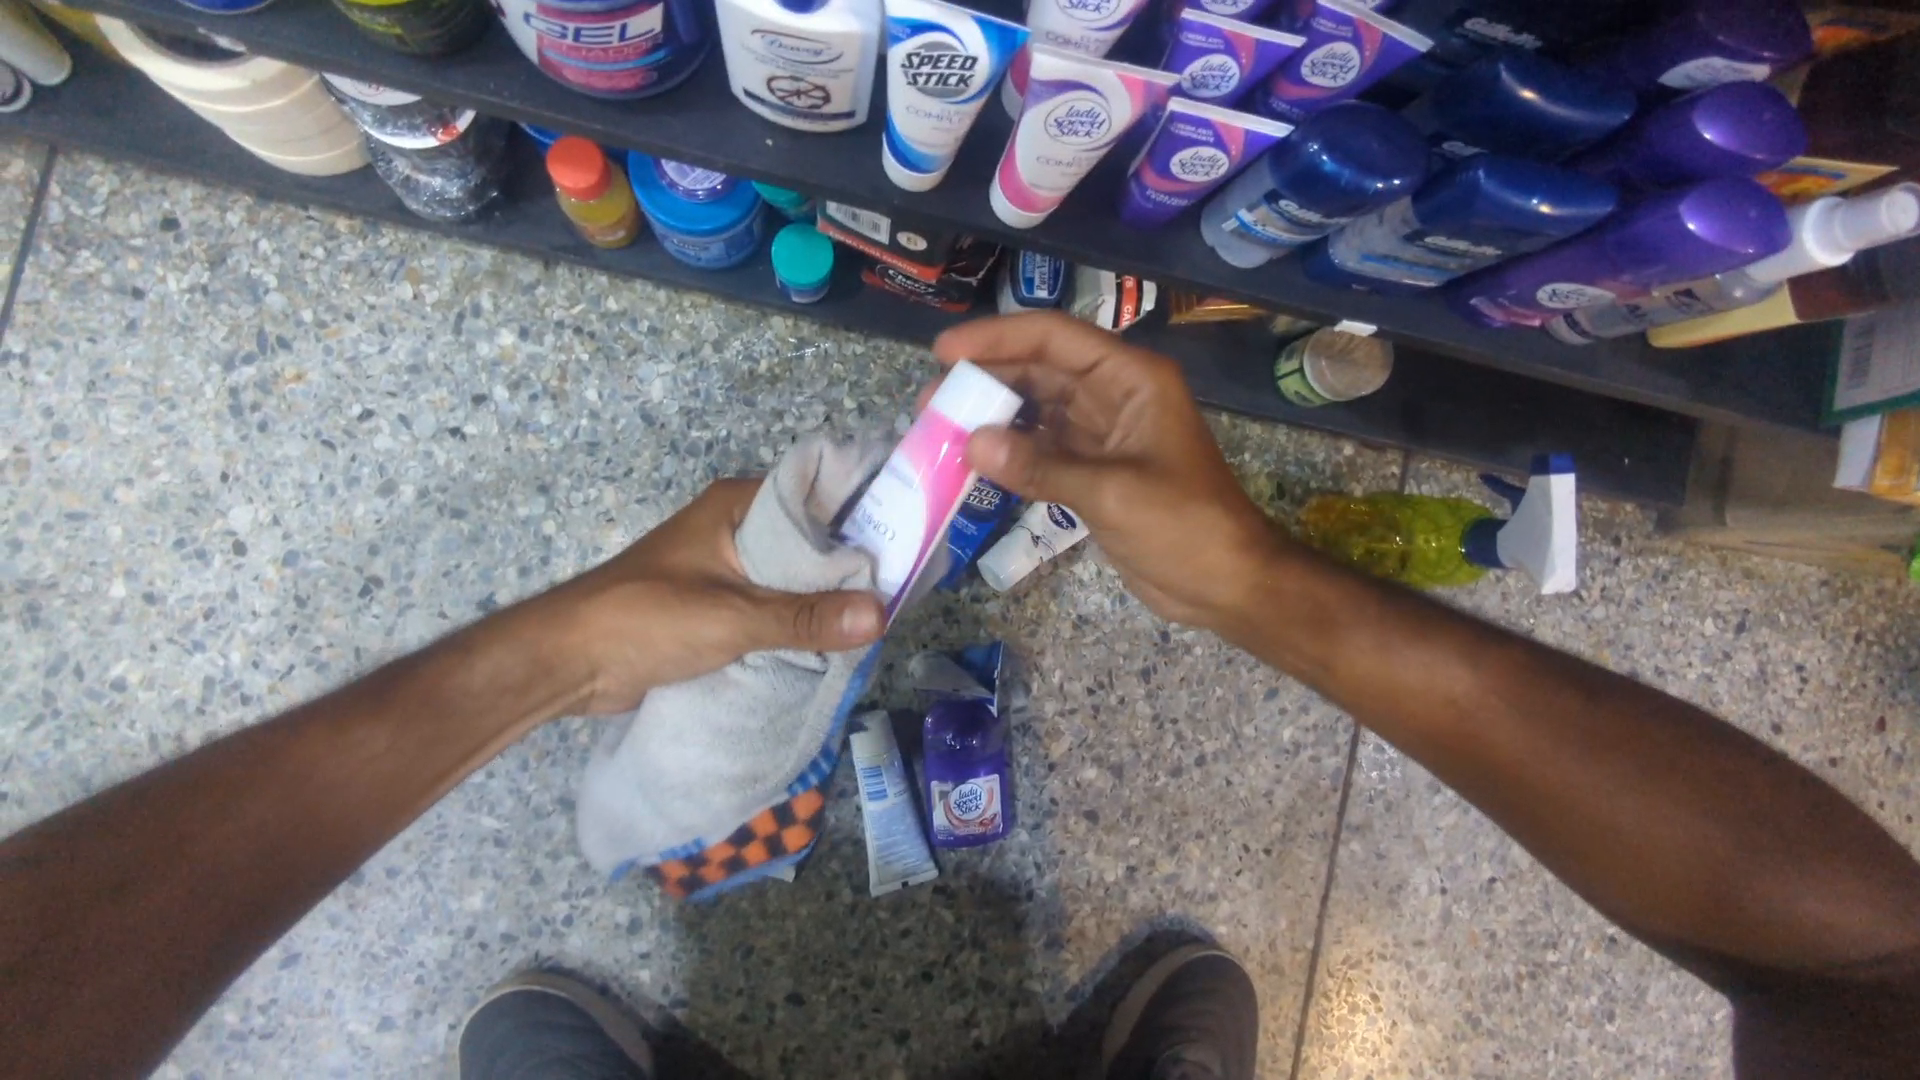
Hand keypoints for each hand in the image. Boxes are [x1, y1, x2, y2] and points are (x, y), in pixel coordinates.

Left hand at [525, 479, 883, 714]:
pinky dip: (801, 620)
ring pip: (795, 576)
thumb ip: (805, 618)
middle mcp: (738, 528)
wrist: (567, 663)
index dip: (863, 514)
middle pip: (812, 539)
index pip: (818, 494)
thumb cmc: (645, 620)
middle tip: (903, 590)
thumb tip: (882, 615)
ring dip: (826, 598)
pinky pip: (775, 605)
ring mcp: (728, 567)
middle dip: (852, 565)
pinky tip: (834, 642)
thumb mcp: (732, 616)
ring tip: (880, 618)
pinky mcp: (720, 604)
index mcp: (739, 506)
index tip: (909, 541)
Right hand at [932, 313, 1290, 629]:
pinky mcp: (1091, 472)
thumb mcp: (1112, 491)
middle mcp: (1113, 396)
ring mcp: (1100, 435)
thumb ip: (1040, 466)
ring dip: (992, 418)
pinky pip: (1040, 450)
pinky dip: (1008, 455)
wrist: (1224, 583)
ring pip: (1035, 412)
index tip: (943, 352)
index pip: (1053, 339)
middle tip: (930, 401)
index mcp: (1130, 378)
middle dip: (985, 381)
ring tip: (940, 430)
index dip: (996, 338)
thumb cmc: (1184, 525)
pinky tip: (972, 463)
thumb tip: (971, 444)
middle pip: (1038, 372)